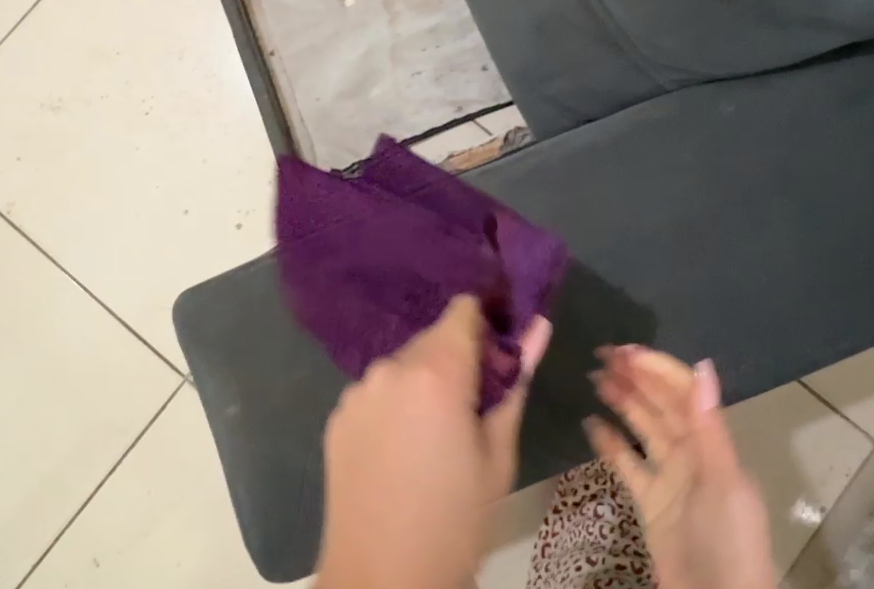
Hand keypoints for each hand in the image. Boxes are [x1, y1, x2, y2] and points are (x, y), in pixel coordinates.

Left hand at [315, 296, 552, 588]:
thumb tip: (537, 326)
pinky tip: (399, 451)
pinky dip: (393, 406)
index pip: (463, 310)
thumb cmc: (455, 521)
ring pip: (403, 367)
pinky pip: (376, 393)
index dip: (485, 324)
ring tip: (435, 438)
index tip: (499, 354)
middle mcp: (390, 368)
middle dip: (456, 361)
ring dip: (423, 384)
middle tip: (474, 410)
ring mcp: (357, 391)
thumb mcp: (497, 456)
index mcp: (436, 372)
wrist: (380, 580)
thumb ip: (515, 383)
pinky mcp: (336, 416)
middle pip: (432, 339)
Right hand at [585, 348, 777, 588]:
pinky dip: (610, 443)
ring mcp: (670, 479)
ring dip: (622, 400)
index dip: (656, 368)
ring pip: (644, 428)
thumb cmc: (728, 542)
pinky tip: (590, 424)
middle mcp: (692, 455)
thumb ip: (709, 426)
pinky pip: (628, 464)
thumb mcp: (723, 483)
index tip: (624, 351)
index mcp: (713, 446)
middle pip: (662, 405)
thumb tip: (703, 365)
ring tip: (595, 378)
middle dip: (636, 376)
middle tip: (602, 353)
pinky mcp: (651, 504)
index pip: (684, 393)